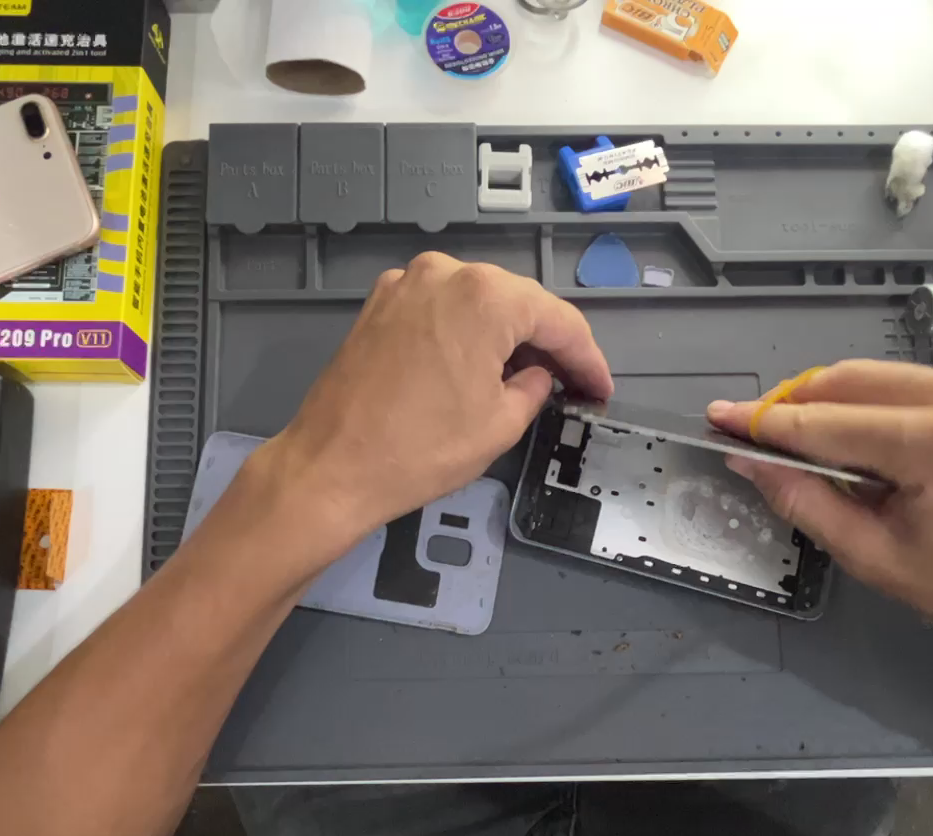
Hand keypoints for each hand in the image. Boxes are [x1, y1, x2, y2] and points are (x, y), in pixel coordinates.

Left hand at [262, 253, 612, 546]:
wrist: (332, 467)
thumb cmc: (423, 450)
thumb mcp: (500, 425)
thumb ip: (535, 388)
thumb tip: (536, 376)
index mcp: (486, 295)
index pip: (558, 322)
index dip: (587, 359)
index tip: (600, 389)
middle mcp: (446, 272)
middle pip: (516, 304)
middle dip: (546, 344)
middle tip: (569, 385)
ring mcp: (405, 283)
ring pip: (476, 304)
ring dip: (505, 337)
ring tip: (523, 379)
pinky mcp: (378, 305)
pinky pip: (440, 310)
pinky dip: (464, 333)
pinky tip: (474, 366)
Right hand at [707, 360, 932, 672]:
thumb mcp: (873, 555)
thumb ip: (803, 499)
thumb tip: (748, 461)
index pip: (825, 422)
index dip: (763, 421)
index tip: (717, 415)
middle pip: (849, 379)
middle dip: (793, 403)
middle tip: (755, 433)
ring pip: (879, 373)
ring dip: (830, 400)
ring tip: (802, 439)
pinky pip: (913, 382)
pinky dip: (872, 402)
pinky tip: (860, 437)